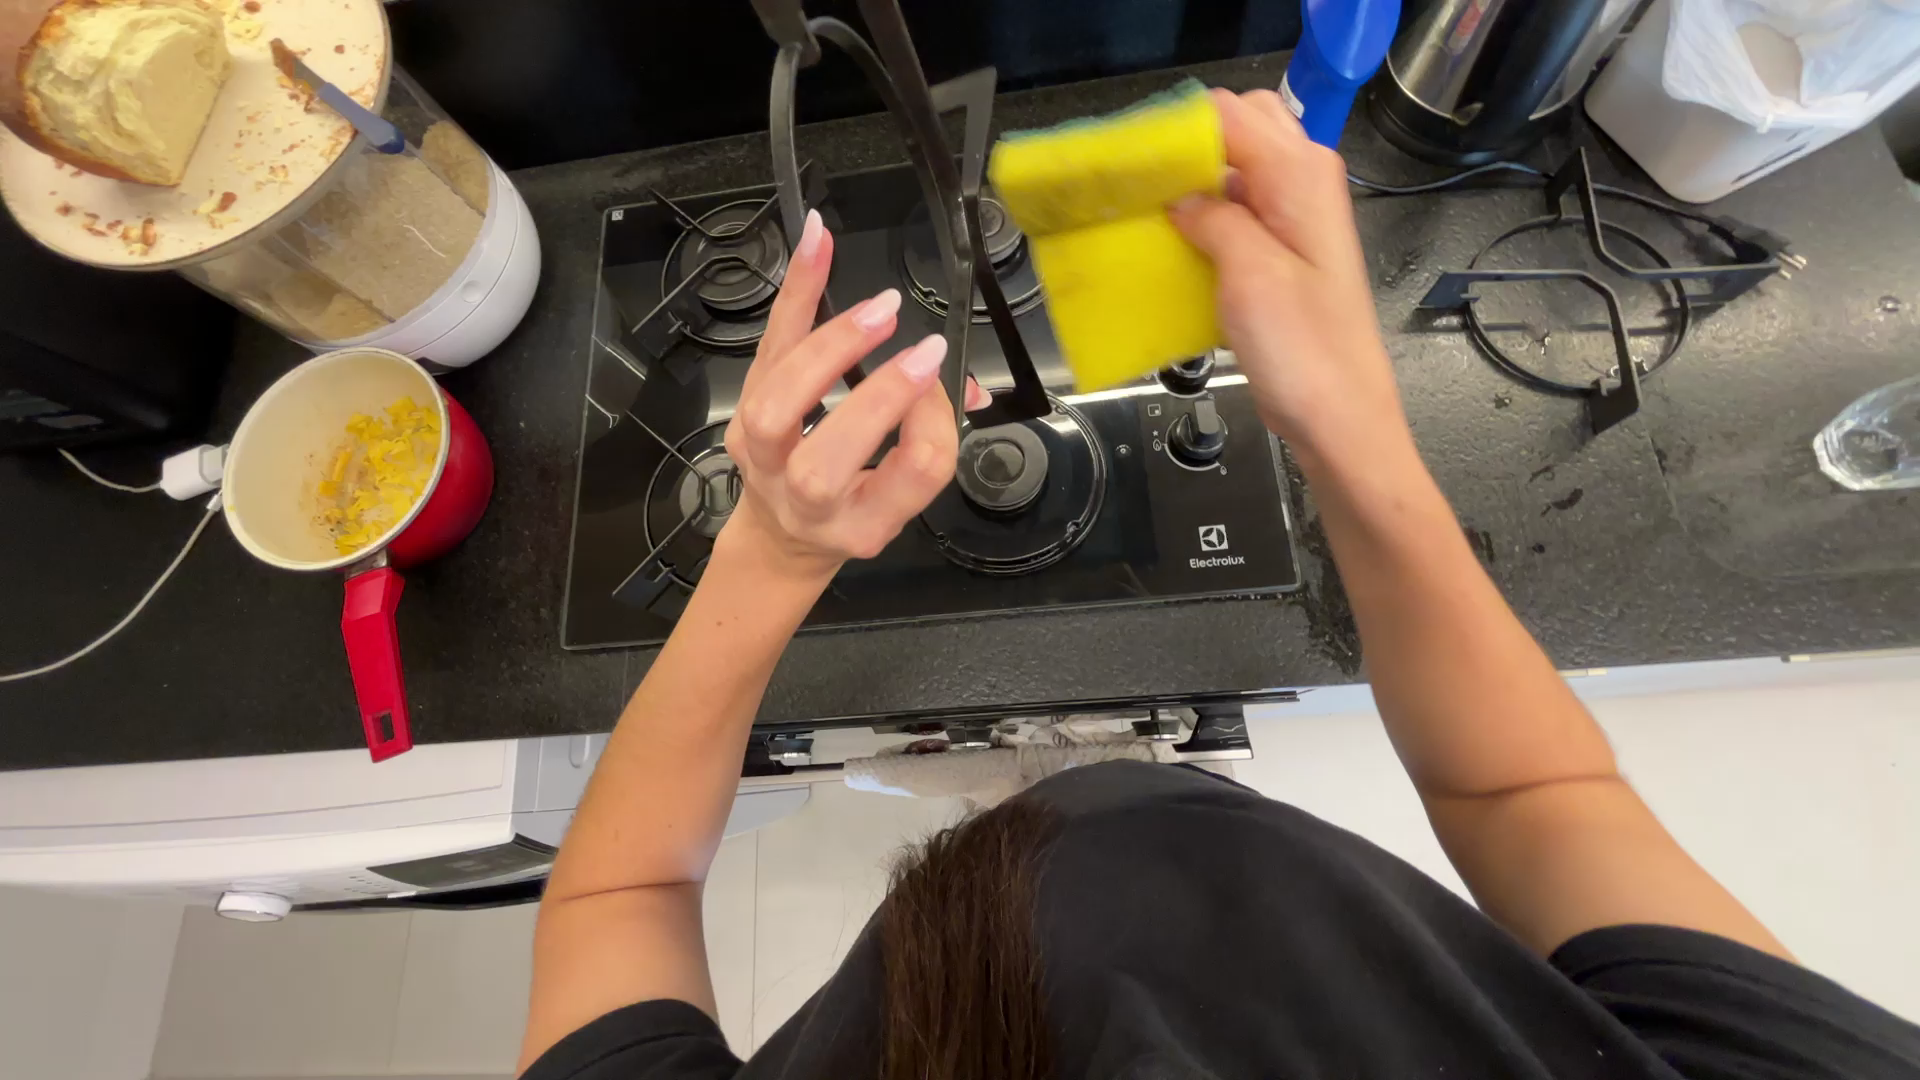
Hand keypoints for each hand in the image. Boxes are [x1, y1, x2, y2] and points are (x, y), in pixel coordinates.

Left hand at [718, 208, 981, 584]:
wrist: (782, 534)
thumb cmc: (850, 511)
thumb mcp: (901, 500)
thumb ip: (936, 443)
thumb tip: (969, 386)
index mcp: (863, 524)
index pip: (912, 475)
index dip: (937, 422)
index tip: (943, 384)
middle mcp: (807, 502)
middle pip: (834, 454)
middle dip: (883, 395)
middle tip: (923, 350)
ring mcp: (762, 461)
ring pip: (780, 406)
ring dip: (832, 347)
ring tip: (880, 310)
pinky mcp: (740, 414)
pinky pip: (766, 349)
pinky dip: (794, 293)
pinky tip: (817, 242)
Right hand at [1169, 89, 1403, 456]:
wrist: (1337, 415)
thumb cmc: (1303, 352)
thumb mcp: (1251, 277)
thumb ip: (1215, 221)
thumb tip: (1179, 196)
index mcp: (1300, 176)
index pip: (1231, 114)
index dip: (1178, 130)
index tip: (1130, 161)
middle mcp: (1300, 185)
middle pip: (1236, 132)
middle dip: (1185, 150)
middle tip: (1136, 187)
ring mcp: (1290, 221)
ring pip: (1233, 174)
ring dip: (1189, 187)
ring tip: (1142, 214)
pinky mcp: (1277, 256)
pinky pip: (1233, 217)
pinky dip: (1201, 222)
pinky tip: (1170, 246)